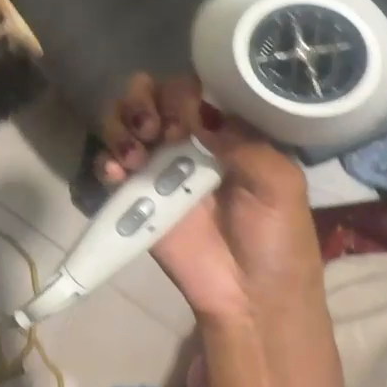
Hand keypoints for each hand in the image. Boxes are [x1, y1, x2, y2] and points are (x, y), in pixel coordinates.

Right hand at [95, 74, 348, 386]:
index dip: (181, 92)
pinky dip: (106, 161)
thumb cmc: (276, 239)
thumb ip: (244, 142)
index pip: (190, 88)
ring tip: (134, 154)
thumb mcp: (280, 184)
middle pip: (147, 94)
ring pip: (120, 120)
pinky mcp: (132, 193)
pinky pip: (106, 163)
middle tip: (153, 129)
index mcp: (222, 131)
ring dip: (120, 125)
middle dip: (141, 101)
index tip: (187, 117)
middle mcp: (184, 140)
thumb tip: (199, 112)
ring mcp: (154, 165)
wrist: (251, 299)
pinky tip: (119, 174)